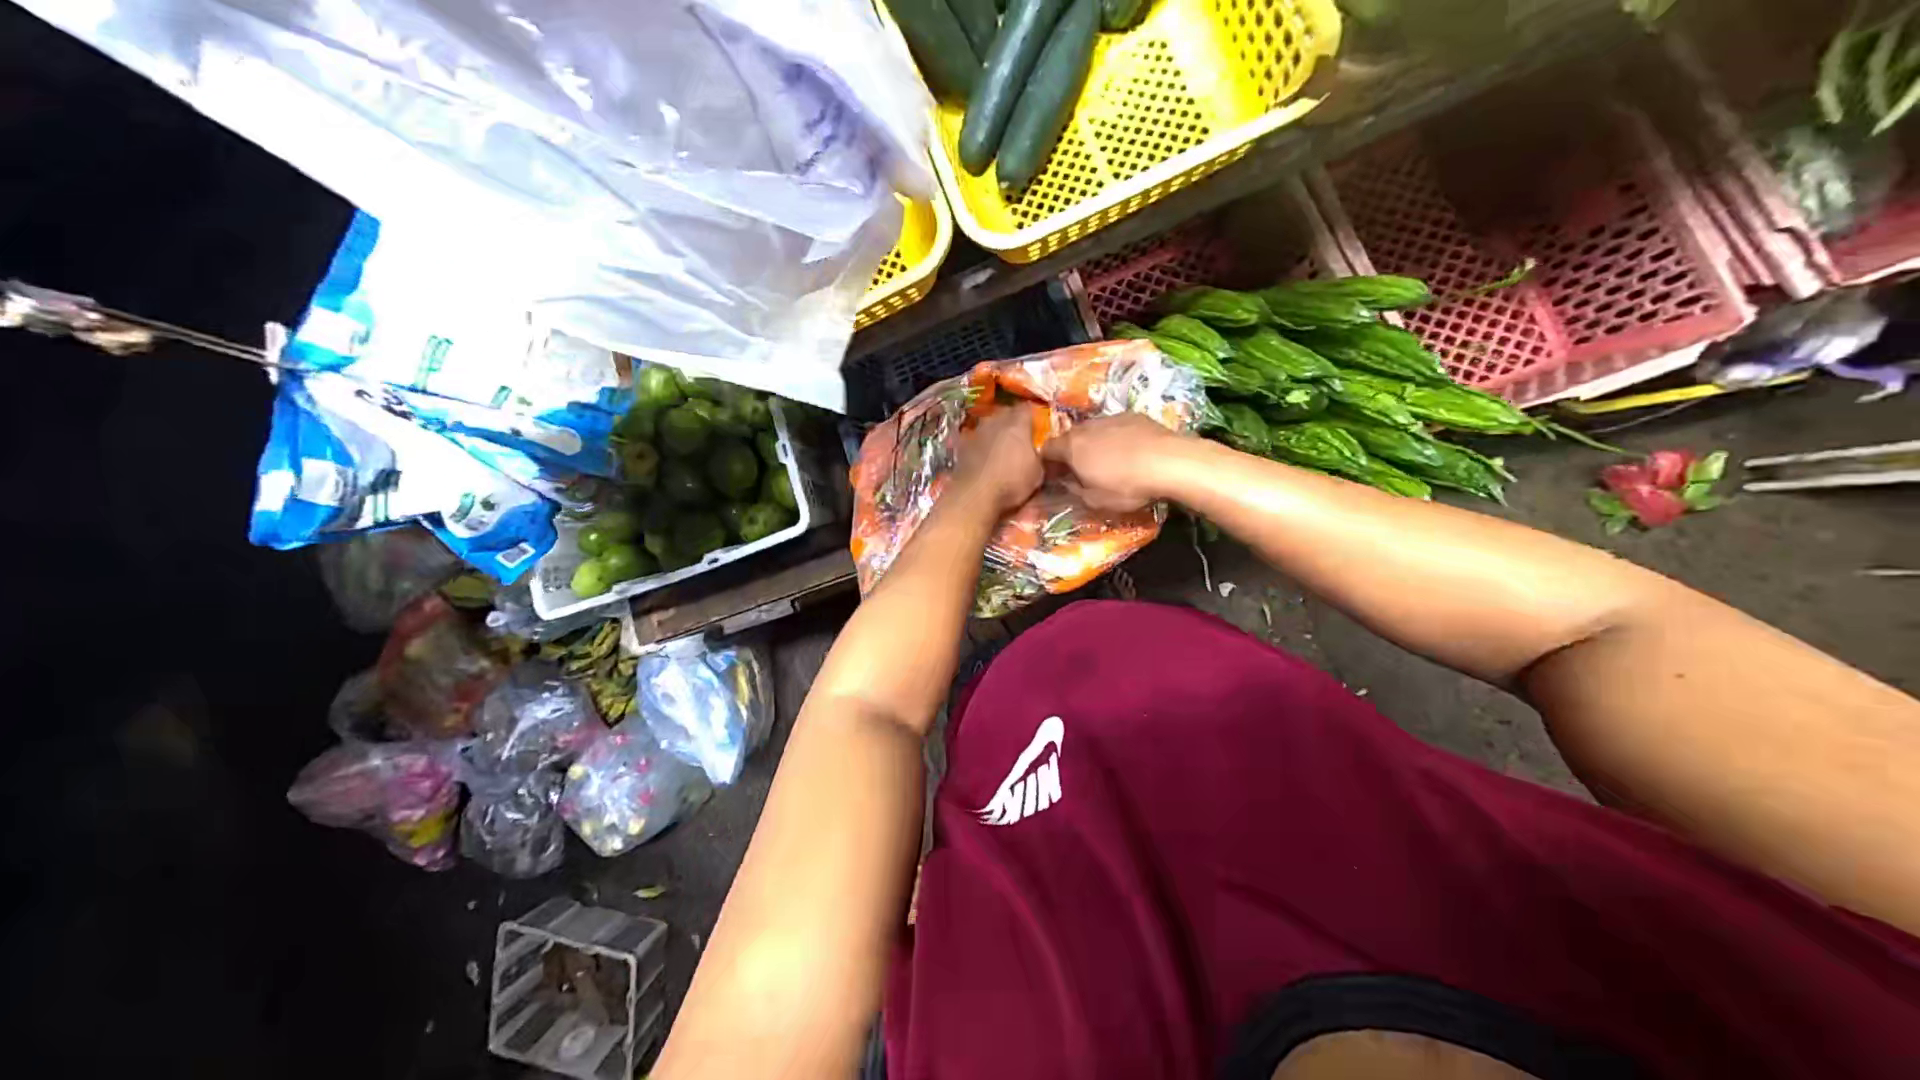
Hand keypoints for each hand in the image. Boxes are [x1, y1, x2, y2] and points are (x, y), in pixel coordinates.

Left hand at [949, 402, 1044, 513]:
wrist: (975, 495)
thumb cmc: (1011, 482)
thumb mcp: (1038, 473)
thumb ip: (1040, 457)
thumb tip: (1042, 453)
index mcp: (1017, 424)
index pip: (1026, 408)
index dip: (1031, 416)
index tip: (1035, 425)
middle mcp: (995, 421)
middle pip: (1005, 413)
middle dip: (1012, 421)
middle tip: (1019, 436)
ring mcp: (976, 432)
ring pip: (988, 424)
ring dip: (995, 432)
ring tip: (1000, 446)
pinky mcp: (962, 445)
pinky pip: (976, 439)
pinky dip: (981, 445)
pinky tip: (983, 457)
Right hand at [1042, 413, 1187, 512]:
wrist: (1169, 462)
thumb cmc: (1126, 486)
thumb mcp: (1095, 500)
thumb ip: (1076, 490)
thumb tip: (1068, 484)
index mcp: (1071, 447)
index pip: (1046, 449)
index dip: (1048, 463)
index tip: (1055, 476)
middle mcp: (1086, 427)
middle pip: (1070, 437)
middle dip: (1071, 452)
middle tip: (1081, 470)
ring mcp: (1110, 417)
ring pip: (1094, 430)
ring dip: (1094, 443)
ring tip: (1108, 461)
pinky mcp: (1134, 415)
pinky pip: (1116, 427)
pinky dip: (1117, 437)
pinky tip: (1130, 451)